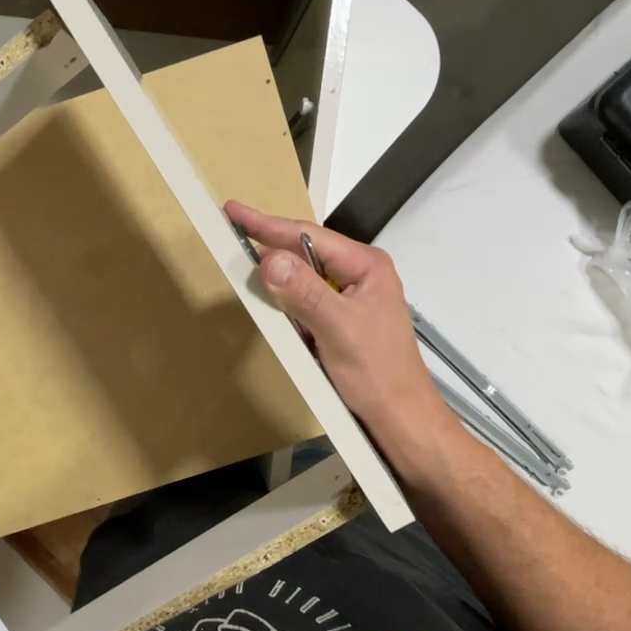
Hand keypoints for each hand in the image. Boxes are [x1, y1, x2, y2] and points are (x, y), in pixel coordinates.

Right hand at [224, 201, 448, 442]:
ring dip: (276, 277)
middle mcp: (359, 276)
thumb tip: (269, 260)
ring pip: (303, 279)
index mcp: (366, 266)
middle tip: (231, 234)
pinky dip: (284, 303)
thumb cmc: (377, 374)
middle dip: (269, 246)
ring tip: (244, 265)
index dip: (268, 225)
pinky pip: (305, 303)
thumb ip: (305, 293)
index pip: (309, 237)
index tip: (233, 212)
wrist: (399, 418)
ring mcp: (350, 300)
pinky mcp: (340, 323)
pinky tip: (268, 305)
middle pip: (305, 253)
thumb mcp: (338, 329)